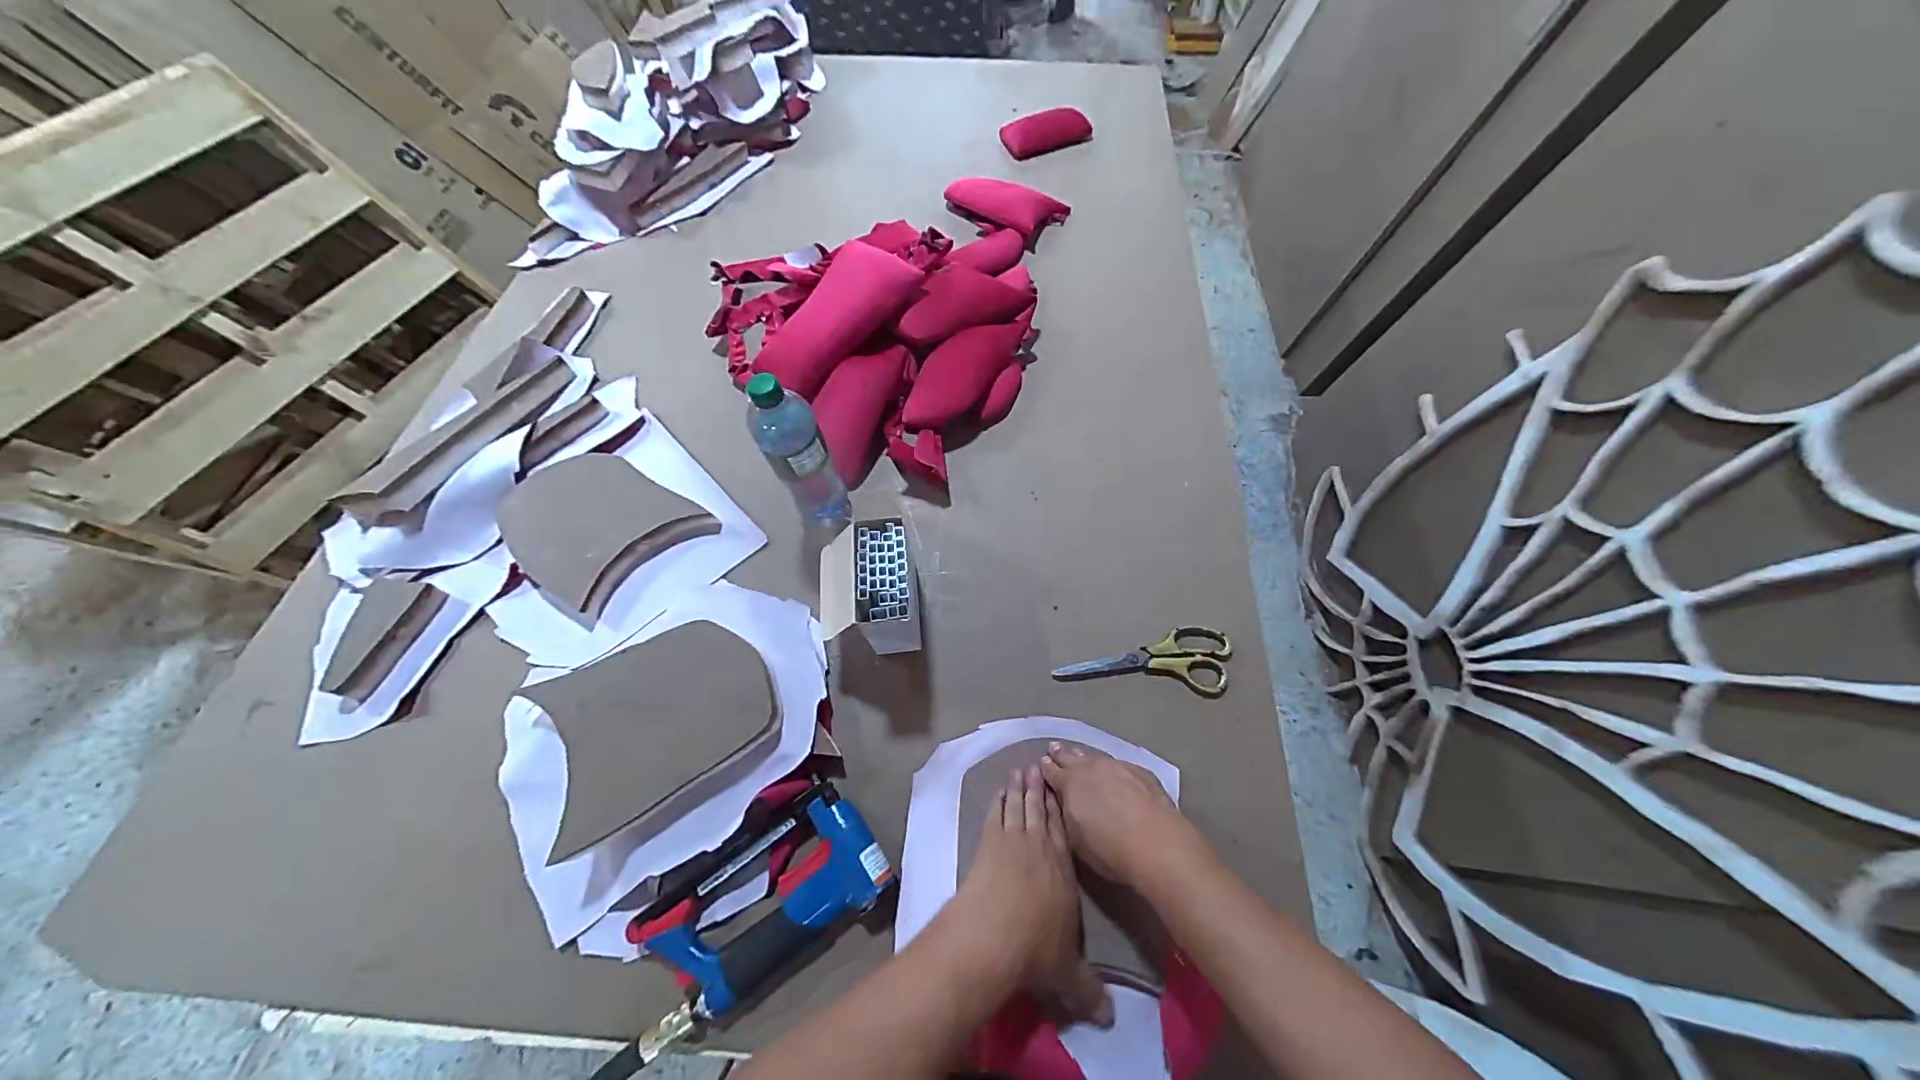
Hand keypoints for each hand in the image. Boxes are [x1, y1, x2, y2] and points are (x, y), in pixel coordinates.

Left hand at [945, 765, 1112, 1025]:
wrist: (993, 935)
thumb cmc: (1034, 950)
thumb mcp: (1067, 977)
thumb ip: (1088, 992)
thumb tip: (1111, 1019)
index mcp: (1064, 873)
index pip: (1064, 836)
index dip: (1062, 814)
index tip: (1061, 794)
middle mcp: (1041, 850)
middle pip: (1041, 813)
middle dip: (1041, 791)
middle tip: (1039, 768)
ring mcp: (1013, 843)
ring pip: (1019, 807)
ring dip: (1019, 788)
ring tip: (1020, 770)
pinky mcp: (988, 845)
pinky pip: (996, 815)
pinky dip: (997, 802)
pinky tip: (997, 792)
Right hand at [1040, 742, 1197, 888]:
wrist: (1157, 843)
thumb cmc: (1109, 849)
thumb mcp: (1074, 838)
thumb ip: (1065, 815)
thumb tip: (1064, 802)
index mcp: (1070, 784)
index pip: (1051, 772)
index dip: (1045, 769)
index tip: (1041, 764)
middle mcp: (1091, 768)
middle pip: (1071, 757)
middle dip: (1061, 754)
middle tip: (1054, 748)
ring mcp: (1117, 767)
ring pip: (1095, 757)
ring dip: (1084, 757)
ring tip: (1078, 754)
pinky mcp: (1140, 772)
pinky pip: (1118, 764)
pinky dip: (1110, 766)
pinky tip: (1112, 770)